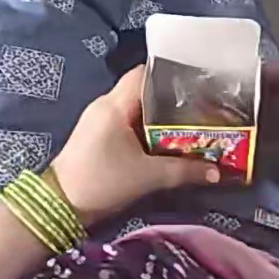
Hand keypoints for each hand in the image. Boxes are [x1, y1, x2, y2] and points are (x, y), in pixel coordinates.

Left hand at [49, 66, 220, 224]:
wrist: (60, 206)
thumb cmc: (102, 182)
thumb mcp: (147, 177)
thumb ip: (184, 171)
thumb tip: (218, 172)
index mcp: (114, 105)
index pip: (144, 73)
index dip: (171, 75)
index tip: (197, 84)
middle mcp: (106, 105)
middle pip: (143, 89)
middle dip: (171, 98)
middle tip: (201, 107)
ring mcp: (100, 119)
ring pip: (136, 107)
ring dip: (160, 115)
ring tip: (190, 122)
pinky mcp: (99, 135)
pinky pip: (128, 121)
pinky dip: (147, 127)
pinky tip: (166, 138)